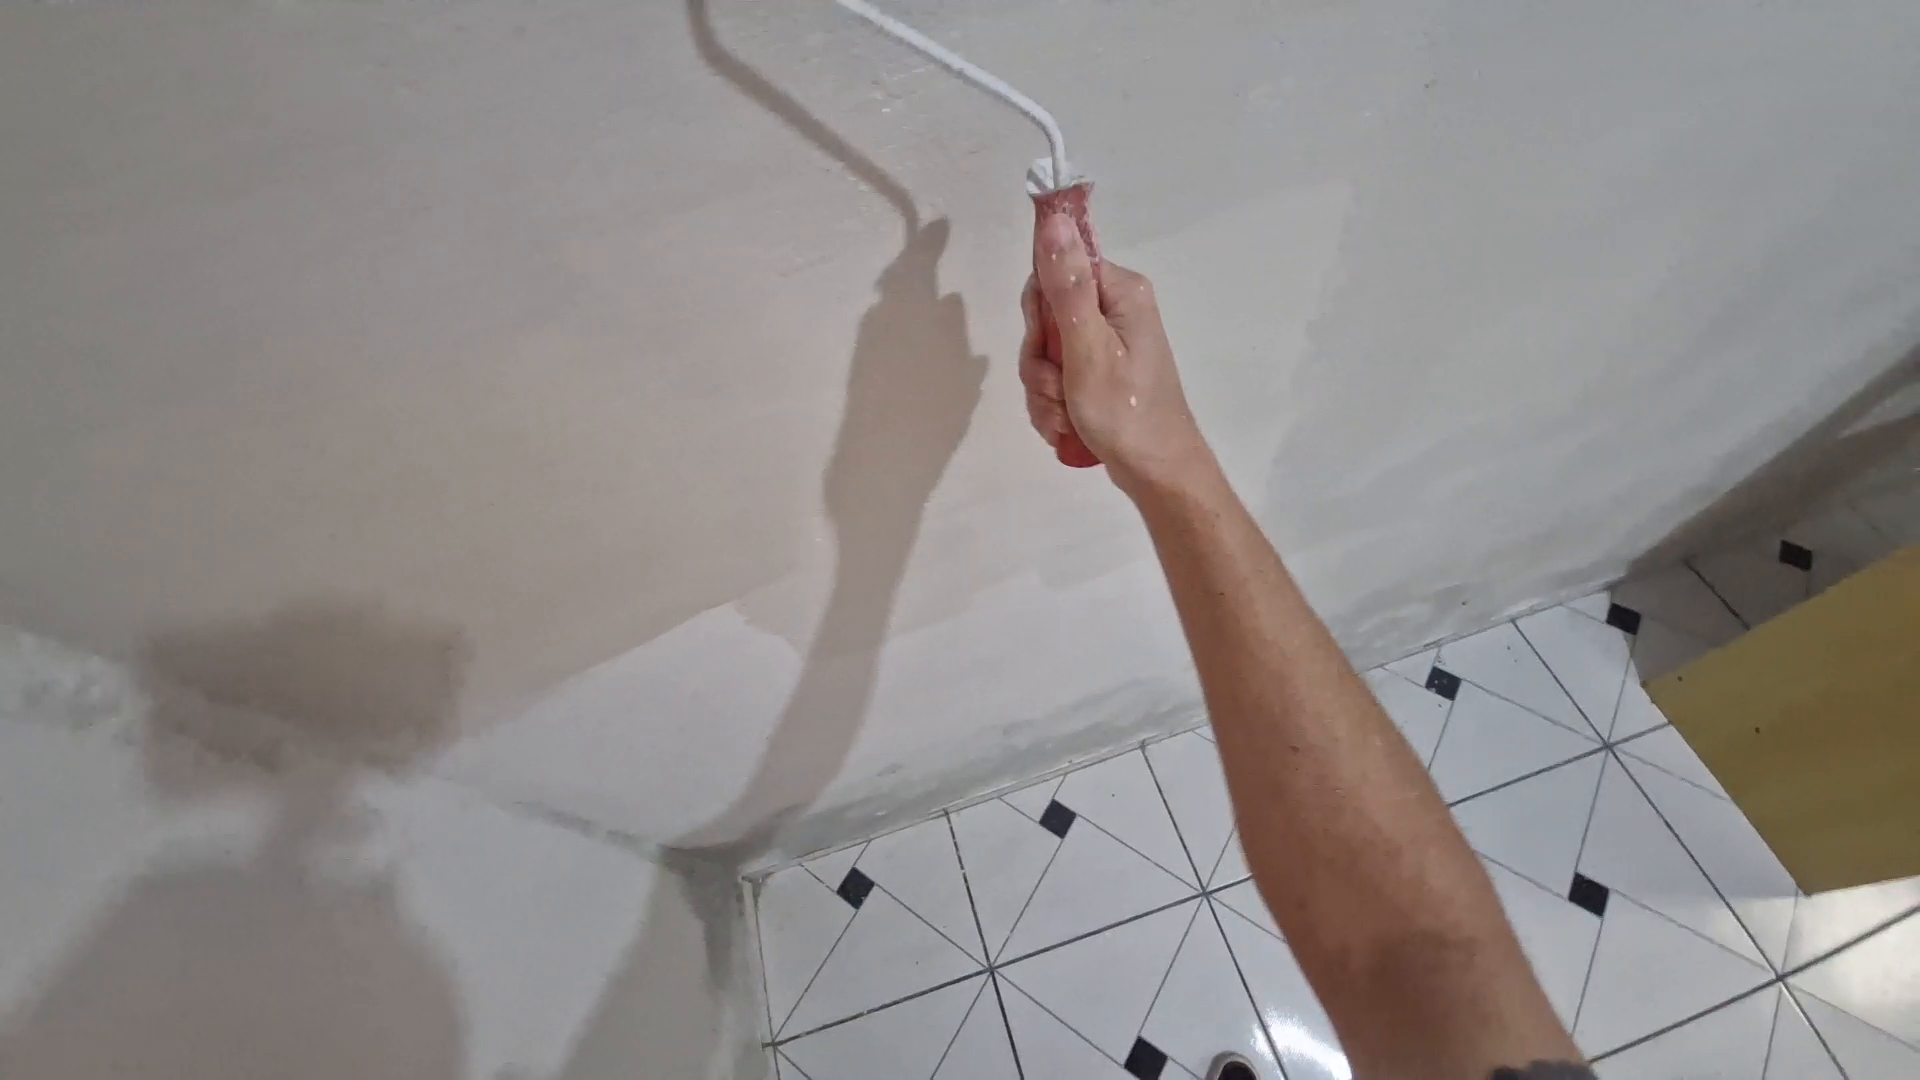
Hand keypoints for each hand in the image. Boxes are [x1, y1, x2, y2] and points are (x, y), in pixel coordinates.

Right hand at [1020, 213, 1215, 495]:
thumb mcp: (1088, 350)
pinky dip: (1053, 406)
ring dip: (1045, 392)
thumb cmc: (1126, 414)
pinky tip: (1067, 426)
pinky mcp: (1099, 375)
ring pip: (1045, 357)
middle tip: (1060, 391)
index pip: (1054, 274)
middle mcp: (1114, 311)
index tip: (1049, 348)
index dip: (1039, 315)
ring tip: (1067, 416)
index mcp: (1118, 292)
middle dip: (1041, 364)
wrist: (1156, 472)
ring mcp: (1106, 346)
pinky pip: (1056, 381)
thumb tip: (1052, 220)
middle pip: (1045, 319)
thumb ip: (1065, 287)